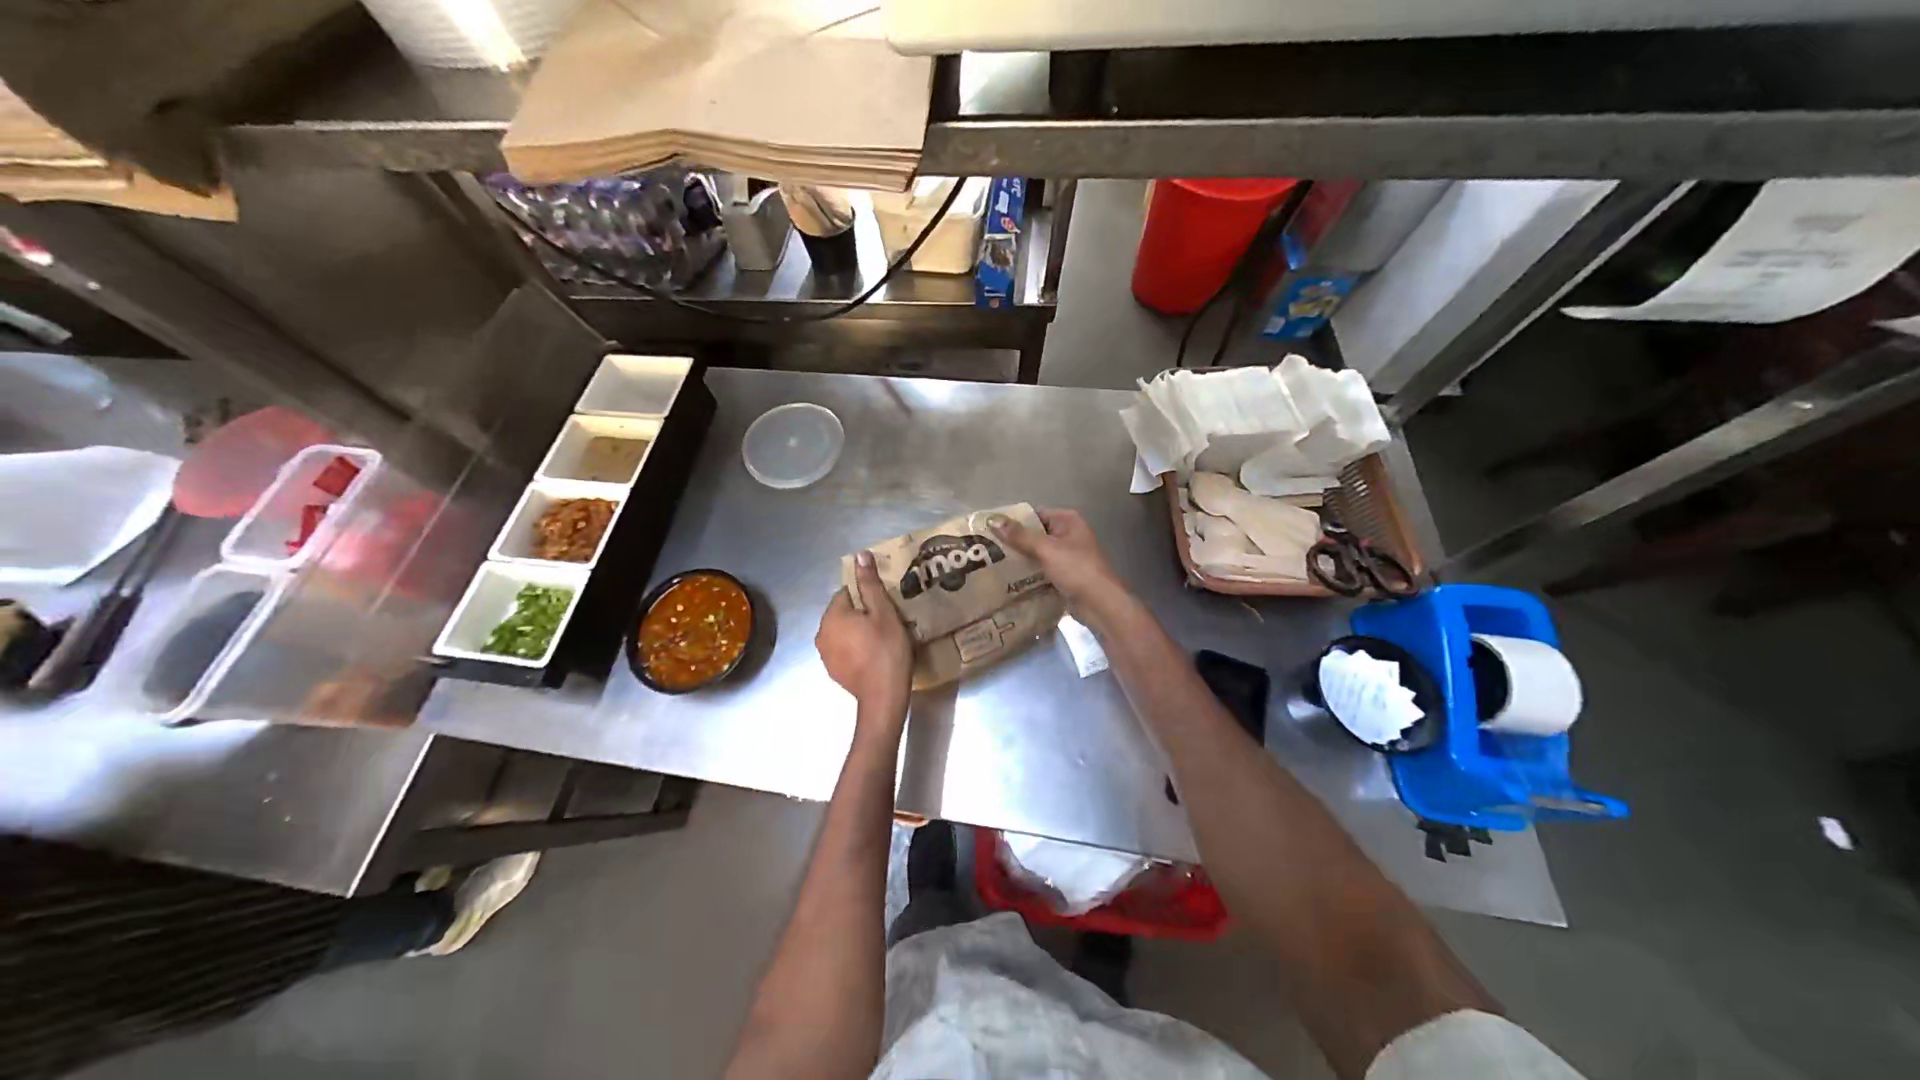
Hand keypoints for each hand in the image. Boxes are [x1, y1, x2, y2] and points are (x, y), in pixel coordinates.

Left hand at [816, 549, 912, 707]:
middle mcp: (821, 633)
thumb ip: (869, 584)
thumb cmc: (886, 650)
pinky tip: (873, 656)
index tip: (884, 607)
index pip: (846, 593)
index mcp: (832, 615)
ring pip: (843, 632)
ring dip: (857, 631)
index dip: (867, 597)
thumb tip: (860, 554)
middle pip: (843, 612)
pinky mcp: (833, 671)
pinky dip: (855, 649)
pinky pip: (843, 649)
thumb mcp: (883, 612)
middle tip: (886, 623)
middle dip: (862, 614)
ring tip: (882, 639)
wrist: (883, 697)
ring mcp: (825, 654)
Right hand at [989, 507, 1134, 622]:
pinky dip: (1029, 574)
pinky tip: (1008, 580)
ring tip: (992, 565)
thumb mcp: (1046, 549)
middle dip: (1014, 542)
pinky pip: (1042, 571)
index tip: (990, 530)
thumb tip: (992, 520)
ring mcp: (1068, 557)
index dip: (1013, 521)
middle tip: (987, 550)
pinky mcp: (1065, 576)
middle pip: (1035, 535)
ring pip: (1037, 554)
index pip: (1035, 514)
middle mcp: (1068, 535)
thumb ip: (1019, 535)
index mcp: (1067, 521)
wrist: (1101, 604)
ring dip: (1020, 560)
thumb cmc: (1076, 569)